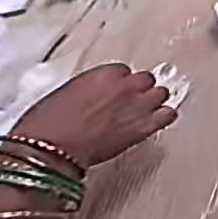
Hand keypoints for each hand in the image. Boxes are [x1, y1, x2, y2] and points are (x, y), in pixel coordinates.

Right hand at [12, 64, 178, 170]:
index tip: (119, 91)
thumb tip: (98, 97)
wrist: (52, 147)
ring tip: (146, 111)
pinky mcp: (146, 125)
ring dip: (154, 101)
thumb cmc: (48, 123)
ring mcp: (139, 104)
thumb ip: (92, 89)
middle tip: (133, 101)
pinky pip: (169, 114)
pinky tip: (158, 120)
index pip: (125, 71)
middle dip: (141, 89)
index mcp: (103, 74)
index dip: (122, 83)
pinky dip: (165, 117)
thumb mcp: (67, 93)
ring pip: (161, 94)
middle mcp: (125, 86)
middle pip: (147, 80)